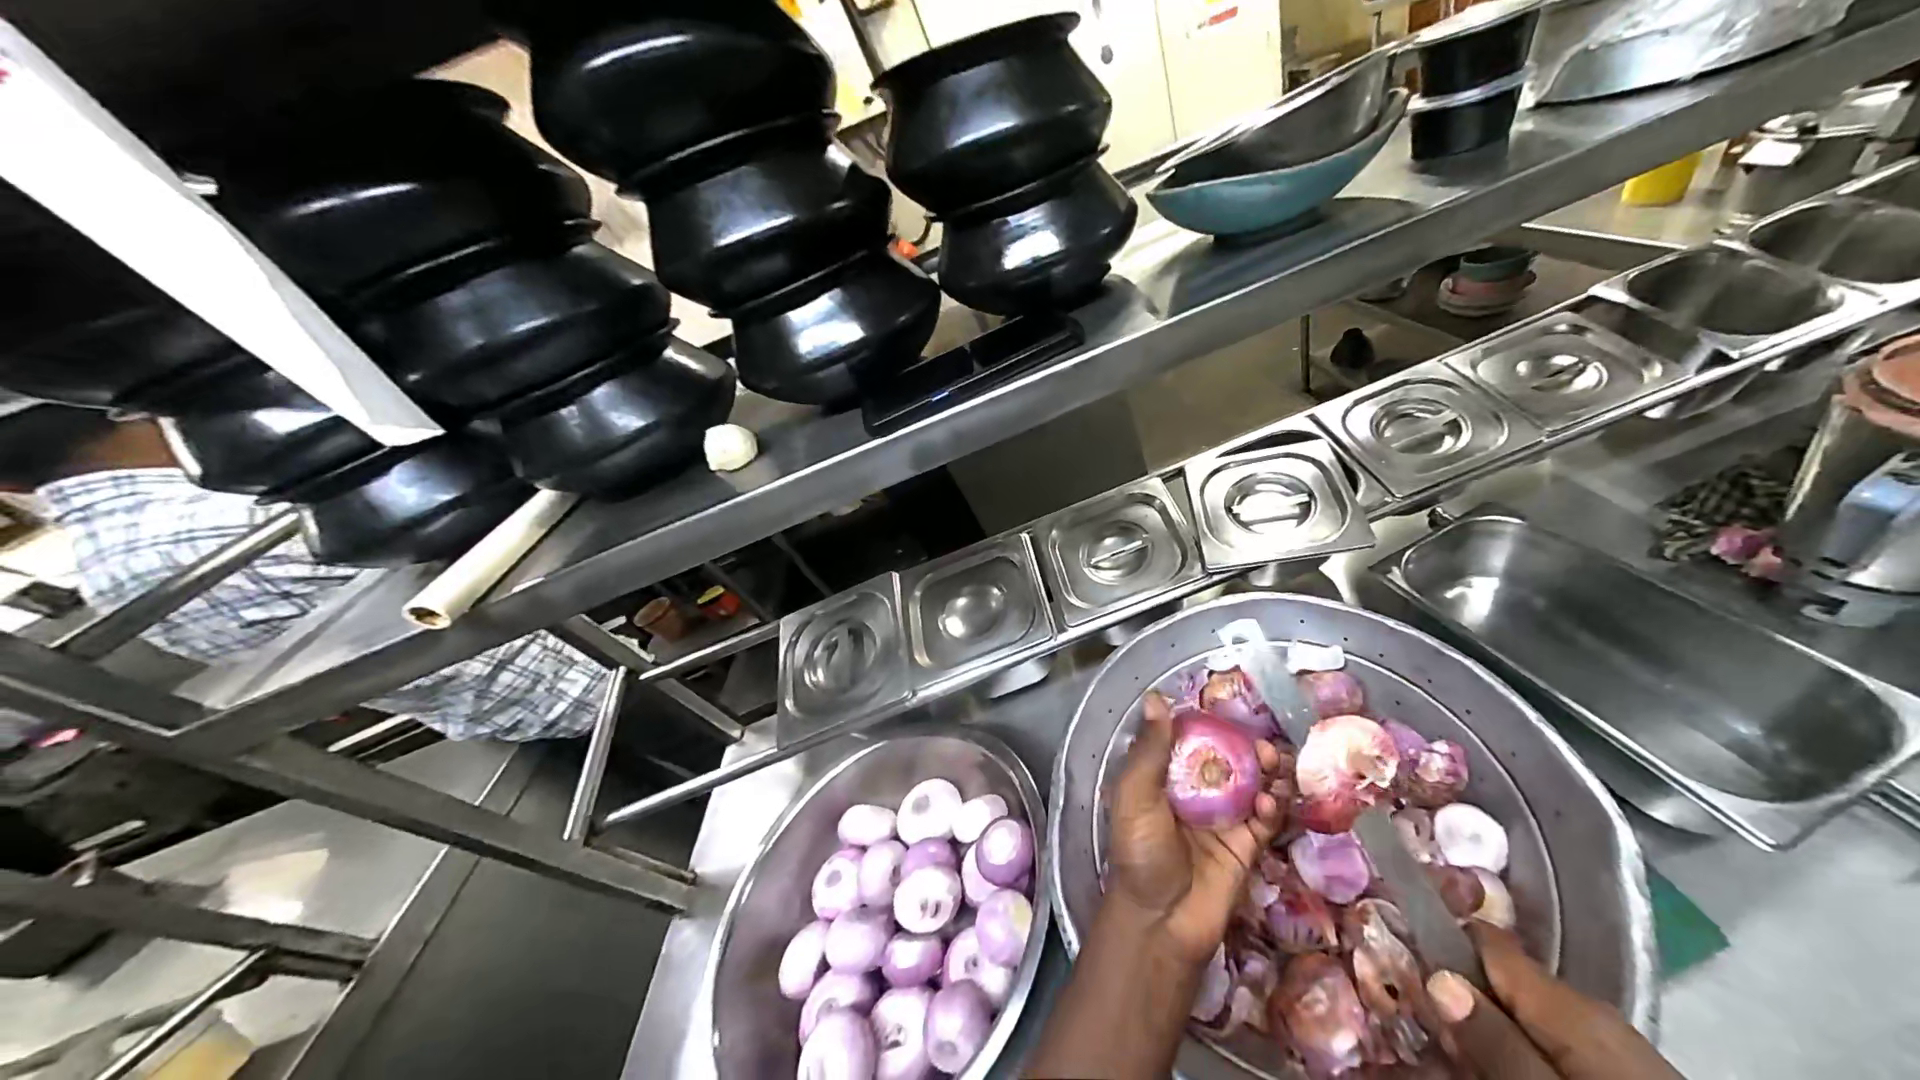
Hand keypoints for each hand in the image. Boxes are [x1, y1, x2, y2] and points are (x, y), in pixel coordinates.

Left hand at [1105, 691, 1284, 964]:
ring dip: (1266, 772)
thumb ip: (1150, 750)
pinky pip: (1265, 819)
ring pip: (1251, 785)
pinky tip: (1268, 804)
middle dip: (1247, 748)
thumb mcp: (1135, 795)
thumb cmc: (1140, 852)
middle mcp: (1195, 793)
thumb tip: (1155, 699)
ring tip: (1274, 763)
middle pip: (1227, 761)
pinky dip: (1272, 807)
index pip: (1190, 740)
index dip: (1210, 724)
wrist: (1161, 920)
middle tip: (1263, 744)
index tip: (1231, 710)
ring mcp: (1222, 818)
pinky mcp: (1245, 845)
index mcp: (1164, 776)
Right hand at [1423, 924, 1683, 1079]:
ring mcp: (1605, 1044)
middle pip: (1496, 980)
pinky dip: (1509, 1051)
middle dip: (1452, 999)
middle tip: (1415, 1029)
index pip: (1484, 939)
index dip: (1435, 943)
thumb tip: (1436, 977)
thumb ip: (1495, 1042)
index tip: (1396, 966)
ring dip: (1478, 1031)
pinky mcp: (1612, 1069)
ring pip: (1516, 1015)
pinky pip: (1544, 1043)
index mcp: (1569, 1006)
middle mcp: (1586, 1012)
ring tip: (1447, 1058)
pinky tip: (1488, 1070)